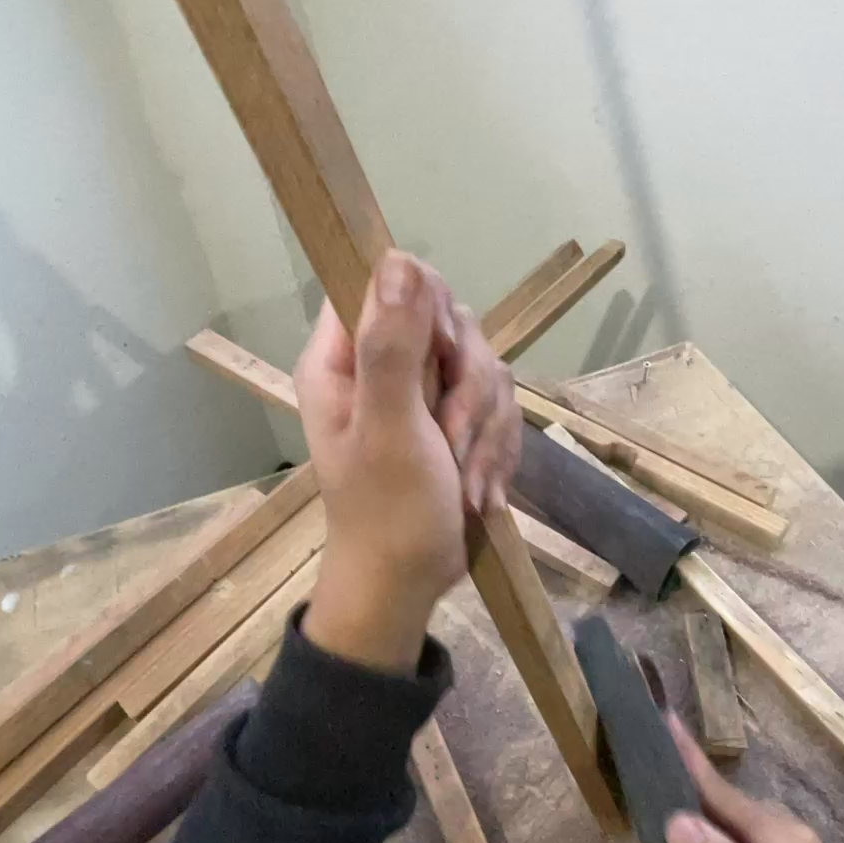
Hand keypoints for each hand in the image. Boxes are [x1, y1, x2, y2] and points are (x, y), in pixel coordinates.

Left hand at [293, 251, 519, 670]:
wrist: (408, 584)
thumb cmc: (388, 515)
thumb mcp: (390, 430)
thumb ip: (393, 346)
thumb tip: (401, 258)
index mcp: (344, 358)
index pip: (389, 284)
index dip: (429, 311)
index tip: (446, 356)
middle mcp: (381, 365)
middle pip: (452, 324)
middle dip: (469, 390)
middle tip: (452, 441)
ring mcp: (421, 394)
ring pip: (484, 367)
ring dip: (485, 430)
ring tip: (465, 480)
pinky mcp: (454, 421)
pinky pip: (498, 406)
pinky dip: (496, 449)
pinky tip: (478, 488)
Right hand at [664, 714, 843, 842]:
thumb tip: (674, 818)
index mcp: (782, 837)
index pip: (720, 790)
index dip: (687, 757)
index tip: (661, 716)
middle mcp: (789, 840)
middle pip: (725, 804)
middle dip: (686, 783)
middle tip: (643, 768)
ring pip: (733, 828)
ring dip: (699, 814)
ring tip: (659, 804)